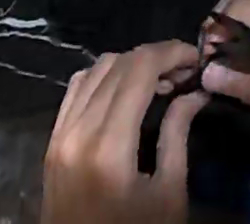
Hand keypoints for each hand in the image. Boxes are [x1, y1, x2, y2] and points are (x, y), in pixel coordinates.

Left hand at [43, 41, 207, 223]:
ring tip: (159, 81)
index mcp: (108, 146)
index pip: (141, 69)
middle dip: (157, 56)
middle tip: (185, 72)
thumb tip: (196, 91)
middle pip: (120, 63)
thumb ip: (179, 133)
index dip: (172, 53)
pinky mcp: (52, 142)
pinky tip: (125, 92)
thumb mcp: (169, 196)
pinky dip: (104, 77)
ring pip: (97, 68)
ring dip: (131, 64)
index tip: (198, 58)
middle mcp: (78, 130)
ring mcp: (59, 135)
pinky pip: (77, 87)